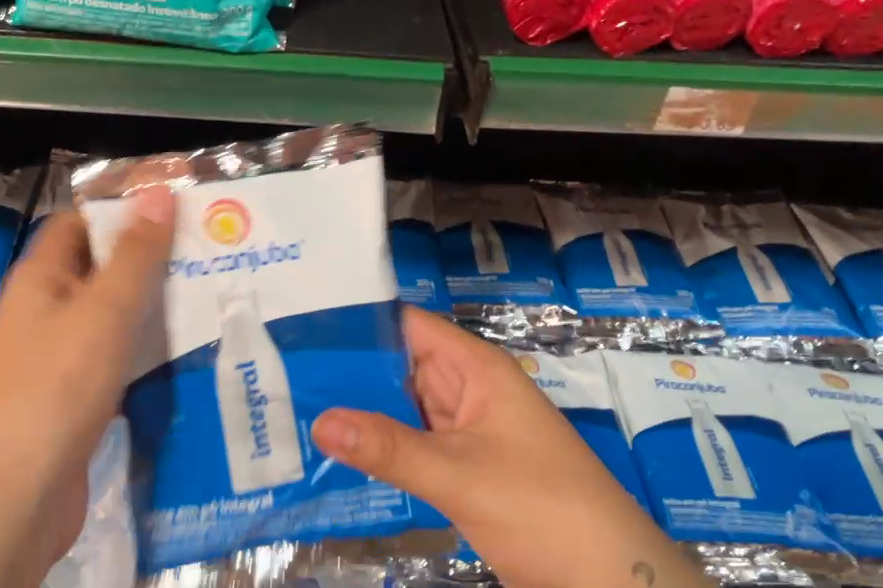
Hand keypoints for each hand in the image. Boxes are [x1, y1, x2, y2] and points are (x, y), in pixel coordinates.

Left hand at [0, 188, 176, 587]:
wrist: (12, 501)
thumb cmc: (54, 389)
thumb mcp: (102, 312)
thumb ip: (135, 254)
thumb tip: (158, 191)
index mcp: (42, 277)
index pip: (82, 220)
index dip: (124, 206)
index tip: (179, 200)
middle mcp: (47, 309)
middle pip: (101, 266)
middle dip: (151, 254)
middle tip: (212, 245)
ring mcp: (60, 357)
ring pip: (113, 314)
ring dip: (155, 303)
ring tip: (214, 289)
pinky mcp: (77, 398)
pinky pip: (118, 358)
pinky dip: (148, 350)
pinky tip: (190, 349)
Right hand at [312, 308, 707, 587]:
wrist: (607, 581)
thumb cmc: (542, 507)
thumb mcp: (460, 475)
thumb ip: (388, 448)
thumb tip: (318, 419)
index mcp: (474, 367)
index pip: (406, 325)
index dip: (357, 321)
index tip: (299, 324)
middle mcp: (467, 389)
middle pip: (398, 366)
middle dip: (346, 370)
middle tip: (275, 372)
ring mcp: (466, 431)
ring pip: (402, 407)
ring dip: (359, 410)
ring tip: (289, 406)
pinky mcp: (464, 468)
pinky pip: (413, 445)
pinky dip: (379, 447)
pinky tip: (334, 453)